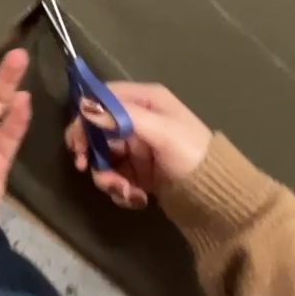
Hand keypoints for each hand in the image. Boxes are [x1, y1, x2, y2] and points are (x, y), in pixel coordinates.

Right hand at [65, 83, 213, 208]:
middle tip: (86, 168)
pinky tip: (137, 198)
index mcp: (146, 100)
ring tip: (126, 192)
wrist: (216, 198)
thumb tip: (85, 106)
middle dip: (93, 152)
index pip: (104, 97)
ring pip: (104, 156)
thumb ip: (124, 118)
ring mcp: (137, 146)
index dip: (86, 116)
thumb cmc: (192, 156)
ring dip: (108, 177)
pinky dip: (120, 189)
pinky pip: (115, 175)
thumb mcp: (161, 133)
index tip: (77, 141)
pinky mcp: (137, 171)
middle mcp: (138, 119)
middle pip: (98, 129)